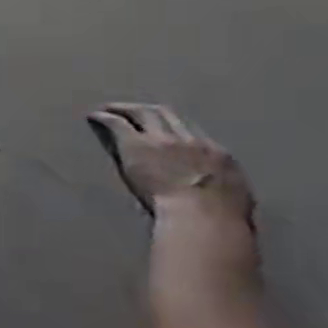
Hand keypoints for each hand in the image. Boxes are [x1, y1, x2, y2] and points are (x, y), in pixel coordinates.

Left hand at [88, 104, 254, 220]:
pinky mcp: (135, 144)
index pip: (190, 130)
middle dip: (147, 110)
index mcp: (216, 154)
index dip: (172, 125)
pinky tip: (94, 117)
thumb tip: (212, 187)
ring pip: (141, 112)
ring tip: (108, 109)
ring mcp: (161, 140)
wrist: (202, 216)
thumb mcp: (233, 196)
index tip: (160, 126)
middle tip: (131, 111)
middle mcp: (188, 140)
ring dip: (123, 109)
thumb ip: (220, 183)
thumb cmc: (221, 218)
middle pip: (165, 114)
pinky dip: (103, 117)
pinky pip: (115, 122)